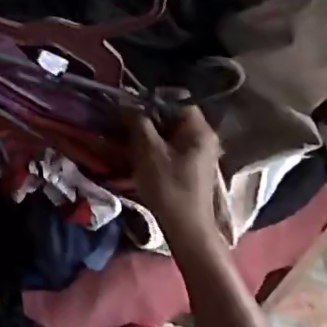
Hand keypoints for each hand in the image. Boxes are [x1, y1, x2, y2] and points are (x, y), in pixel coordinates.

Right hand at [122, 105, 223, 242]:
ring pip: (169, 132)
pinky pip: (170, 146)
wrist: (186, 228)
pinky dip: (154, 144)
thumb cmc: (168, 186)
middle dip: (147, 115)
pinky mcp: (190, 166)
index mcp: (199, 130)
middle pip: (173, 115)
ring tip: (125, 134)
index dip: (152, 98)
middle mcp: (203, 137)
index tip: (129, 103)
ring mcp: (198, 153)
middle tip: (123, 119)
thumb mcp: (148, 151)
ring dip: (148, 131)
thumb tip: (127, 103)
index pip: (178, 99)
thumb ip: (138, 122)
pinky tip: (137, 151)